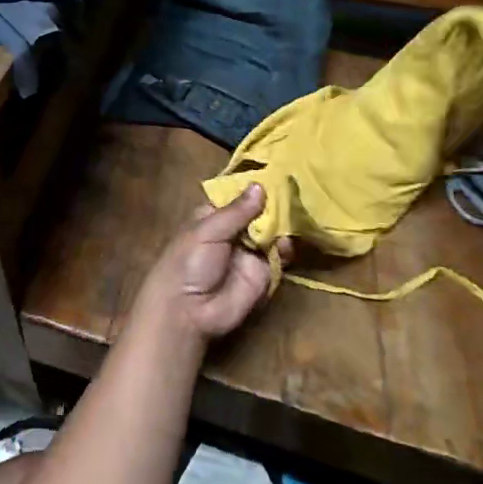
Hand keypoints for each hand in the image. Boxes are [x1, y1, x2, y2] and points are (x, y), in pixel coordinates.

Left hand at [131, 185, 293, 341]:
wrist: (188, 313)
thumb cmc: (187, 264)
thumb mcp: (207, 232)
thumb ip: (236, 212)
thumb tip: (260, 186)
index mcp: (214, 217)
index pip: (238, 197)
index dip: (254, 186)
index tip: (277, 170)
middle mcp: (235, 232)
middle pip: (260, 212)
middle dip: (275, 202)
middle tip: (295, 187)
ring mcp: (251, 252)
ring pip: (273, 232)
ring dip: (283, 224)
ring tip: (294, 213)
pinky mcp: (264, 273)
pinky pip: (280, 256)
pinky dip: (286, 248)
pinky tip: (287, 242)